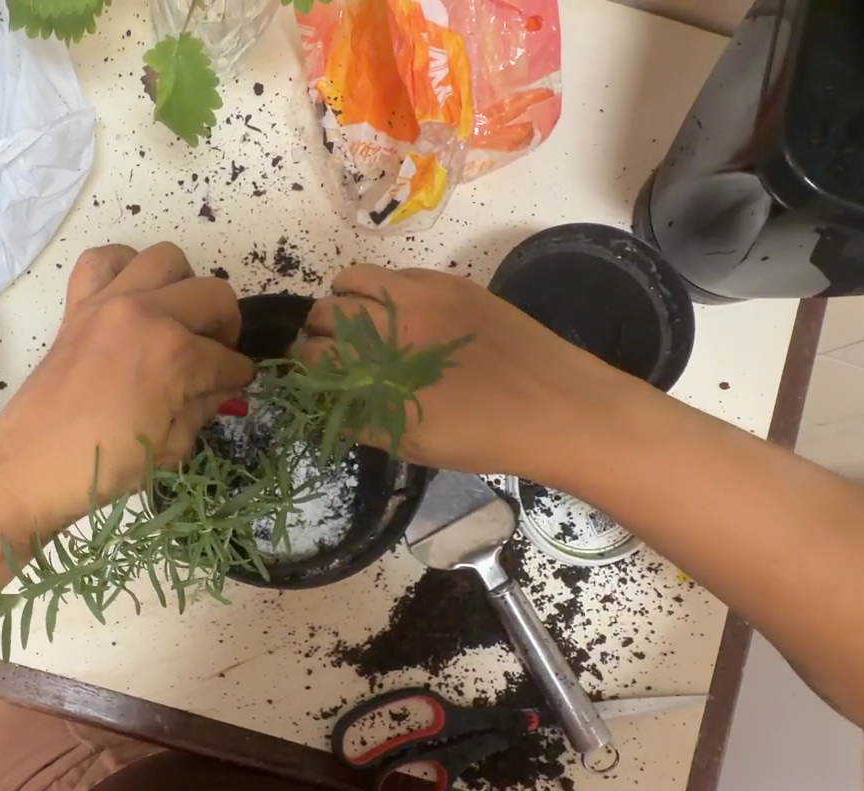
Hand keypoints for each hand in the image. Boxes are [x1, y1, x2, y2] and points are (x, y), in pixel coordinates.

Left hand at [0, 243, 250, 572]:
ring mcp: (109, 303)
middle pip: (212, 295)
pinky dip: (123, 266)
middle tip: (216, 357)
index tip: (237, 386)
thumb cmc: (103, 468)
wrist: (30, 469)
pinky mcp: (77, 306)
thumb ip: (201, 409)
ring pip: (167, 259)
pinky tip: (131, 297)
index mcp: (175, 354)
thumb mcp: (170, 449)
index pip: (227, 358)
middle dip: (226, 327)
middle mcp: (146, 313)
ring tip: (178, 321)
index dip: (239, 376)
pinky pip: (103, 260)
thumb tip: (220, 388)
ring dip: (185, 286)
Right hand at [300, 264, 635, 478]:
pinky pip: (396, 273)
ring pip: (354, 279)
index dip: (304, 363)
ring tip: (357, 321)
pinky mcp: (451, 283)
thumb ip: (359, 421)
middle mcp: (393, 326)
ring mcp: (422, 297)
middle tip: (330, 347)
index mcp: (379, 373)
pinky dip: (382, 289)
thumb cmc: (481, 438)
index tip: (311, 372)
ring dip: (342, 299)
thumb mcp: (410, 443)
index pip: (314, 354)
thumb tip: (325, 402)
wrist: (559, 409)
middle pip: (326, 311)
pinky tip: (399, 313)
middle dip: (317, 329)